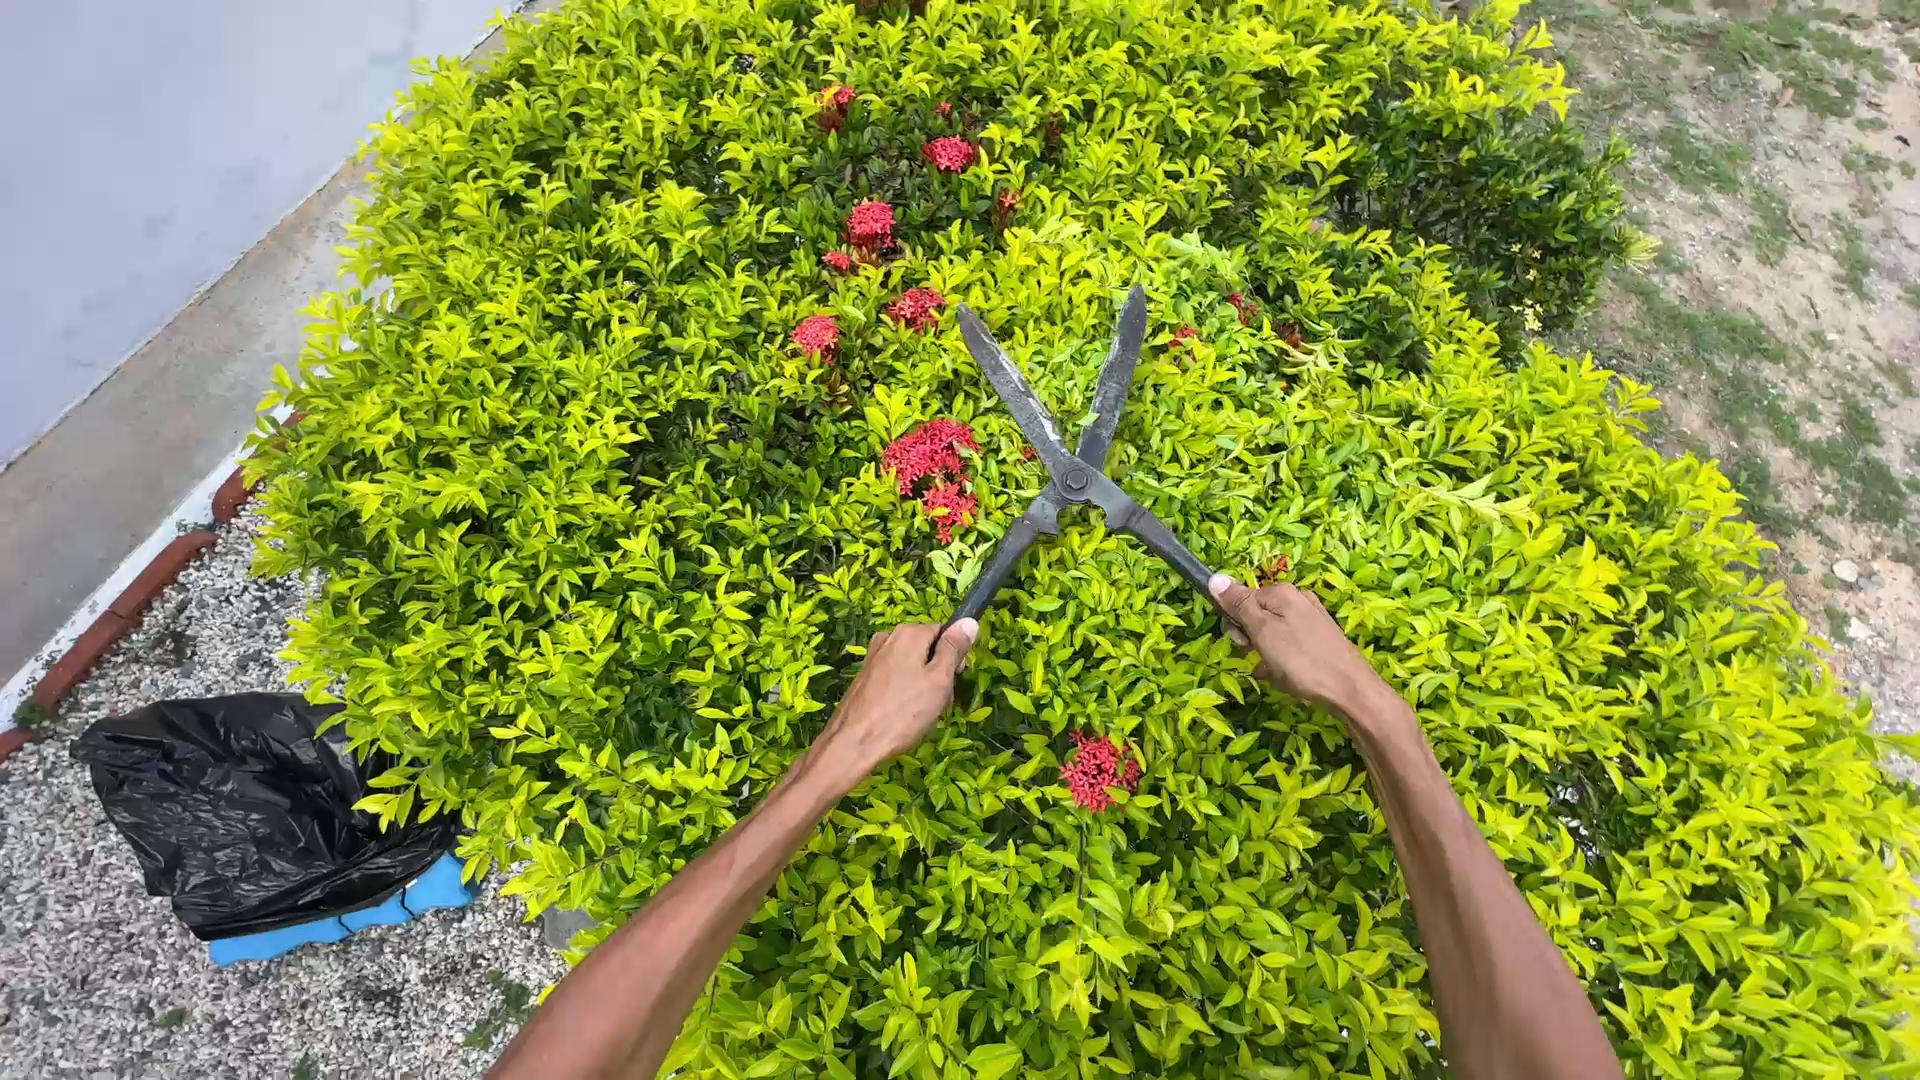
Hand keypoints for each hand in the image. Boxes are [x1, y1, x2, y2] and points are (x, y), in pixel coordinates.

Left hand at [810, 620, 978, 787]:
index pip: (944, 633)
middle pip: (927, 648)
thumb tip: (968, 621)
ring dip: (923, 685)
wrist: (853, 742)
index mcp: (908, 632)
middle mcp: (888, 637)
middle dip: (938, 672)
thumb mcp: (938, 680)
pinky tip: (903, 715)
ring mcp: (874, 656)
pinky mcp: (865, 676)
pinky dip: (904, 692)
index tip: (954, 681)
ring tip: (921, 713)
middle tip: (938, 701)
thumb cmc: (903, 712)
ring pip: (911, 664)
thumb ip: (953, 649)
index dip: (954, 657)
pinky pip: (895, 677)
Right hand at [1208, 574, 1402, 729]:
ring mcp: (1311, 618)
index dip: (1234, 622)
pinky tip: (1285, 676)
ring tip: (1275, 671)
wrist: (1351, 690)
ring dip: (1264, 652)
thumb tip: (1215, 578)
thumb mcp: (1262, 631)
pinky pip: (1288, 643)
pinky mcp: (1319, 638)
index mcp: (1281, 593)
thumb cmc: (1301, 660)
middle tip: (1257, 657)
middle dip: (1250, 638)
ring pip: (1271, 631)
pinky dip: (1281, 659)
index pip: (1240, 598)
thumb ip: (1238, 605)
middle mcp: (1297, 599)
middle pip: (1256, 613)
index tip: (1243, 643)